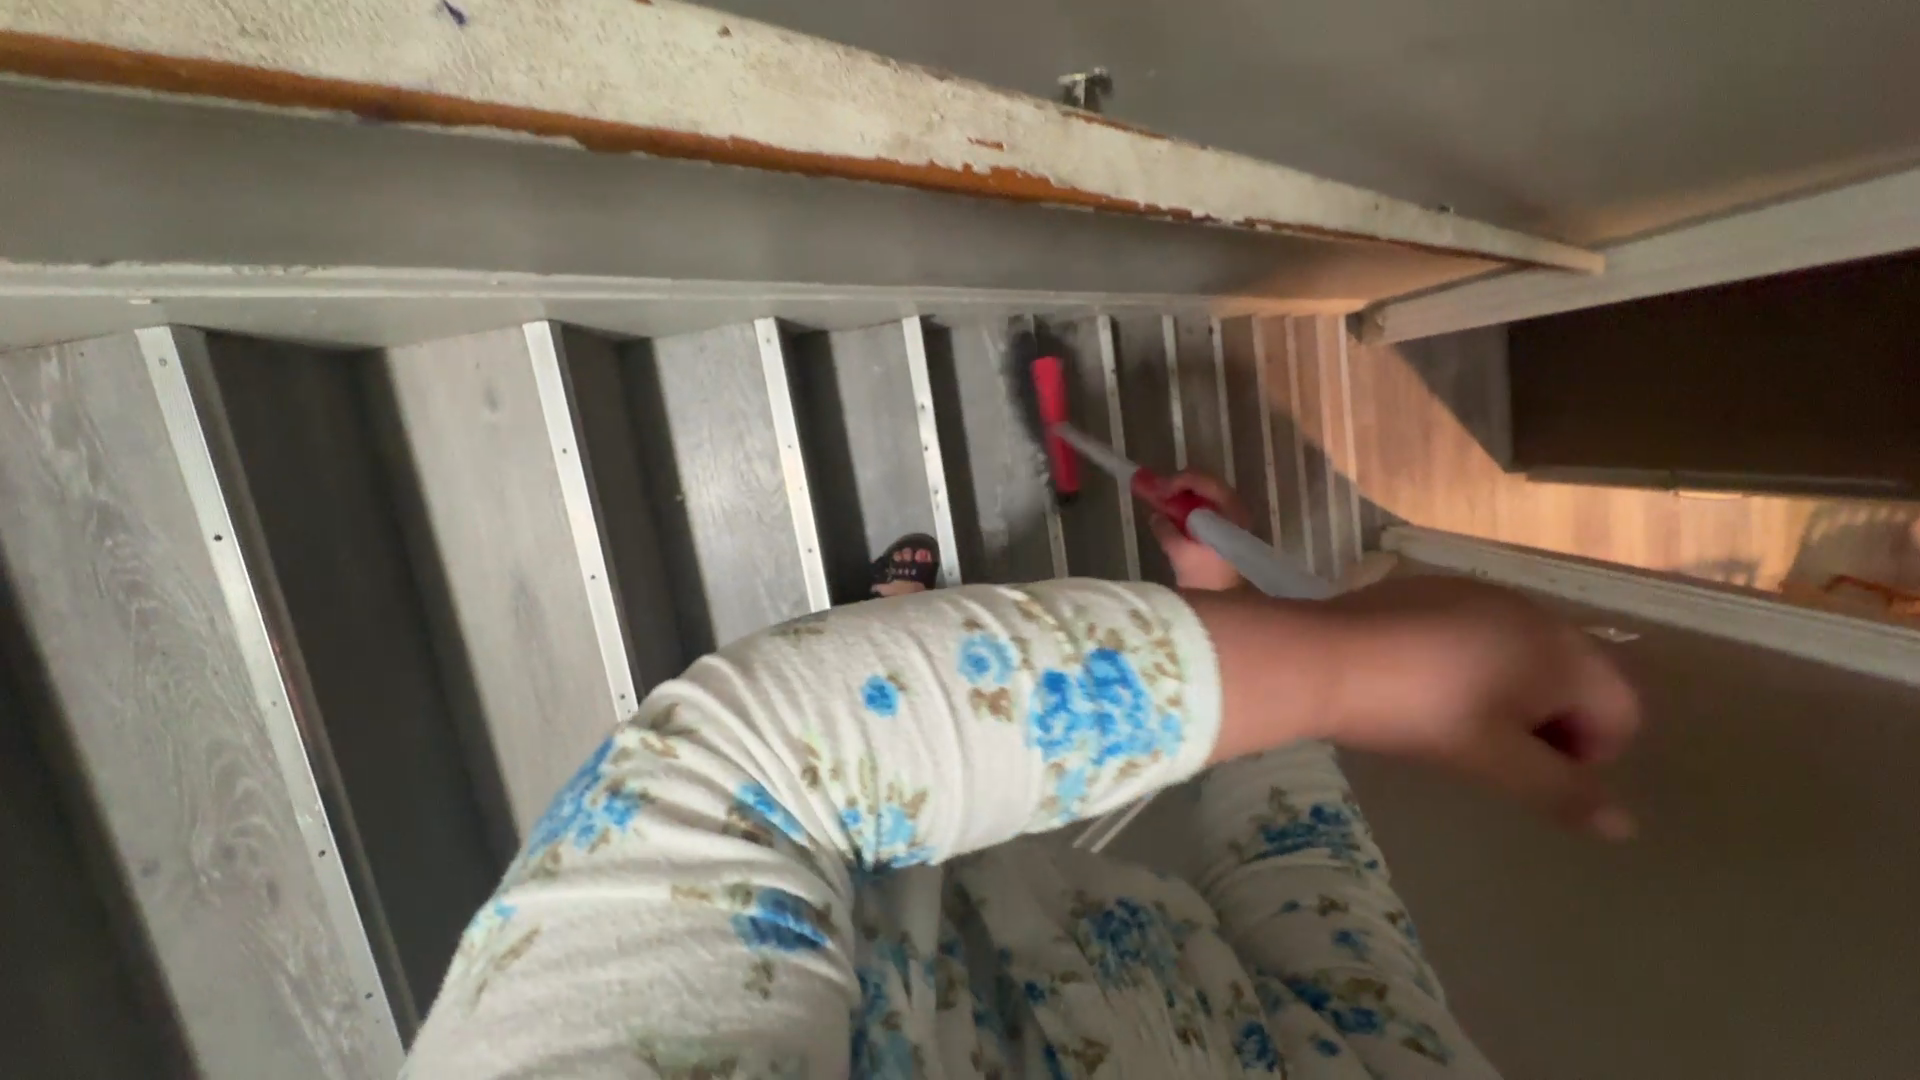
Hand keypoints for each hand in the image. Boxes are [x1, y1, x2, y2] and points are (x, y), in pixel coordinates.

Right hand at [1146, 471, 1250, 591]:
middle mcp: (1236, 509)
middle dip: (1176, 486)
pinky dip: (1188, 507)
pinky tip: (1172, 514)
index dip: (1176, 481)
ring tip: (1160, 501)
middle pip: (1204, 484)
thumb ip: (1165, 529)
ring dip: (1182, 496)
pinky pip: (1206, 508)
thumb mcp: (1180, 554)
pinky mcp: (1228, 530)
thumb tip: (1156, 515)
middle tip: (1155, 493)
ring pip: (1204, 495)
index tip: (1156, 491)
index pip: (1203, 480)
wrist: (1228, 604)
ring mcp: (1234, 519)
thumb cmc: (1207, 580)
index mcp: (1229, 511)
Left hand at [1194, 576, 1641, 839]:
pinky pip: (1473, 630)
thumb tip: (1624, 826)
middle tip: (1488, 748)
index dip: (1587, 754)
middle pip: (1572, 675)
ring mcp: (1475, 591)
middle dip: (1548, 720)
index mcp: (1562, 649)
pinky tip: (1416, 681)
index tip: (1527, 769)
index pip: (1620, 710)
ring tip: (1449, 717)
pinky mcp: (1427, 587)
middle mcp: (1529, 609)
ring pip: (1520, 651)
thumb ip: (1562, 791)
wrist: (1323, 656)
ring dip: (1506, 690)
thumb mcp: (1492, 760)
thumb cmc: (1417, 711)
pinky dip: (1466, 660)